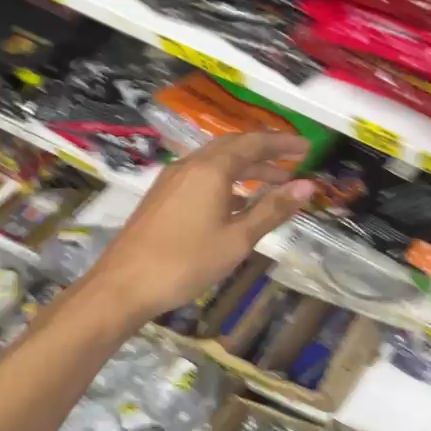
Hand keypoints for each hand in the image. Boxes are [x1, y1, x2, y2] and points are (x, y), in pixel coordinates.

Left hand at [84, 131, 314, 317]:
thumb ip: (273, 209)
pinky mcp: (164, 197)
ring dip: (249, 166)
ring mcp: (173, 180)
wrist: (122, 287)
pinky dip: (230, 179)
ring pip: (217, 161)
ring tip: (277, 180)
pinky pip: (204, 175)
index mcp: (210, 170)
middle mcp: (191, 166)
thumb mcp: (238, 239)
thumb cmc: (186, 262)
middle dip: (267, 150)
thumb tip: (308, 186)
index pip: (254, 144)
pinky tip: (241, 200)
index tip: (308, 147)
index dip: (283, 143)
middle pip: (234, 146)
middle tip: (296, 158)